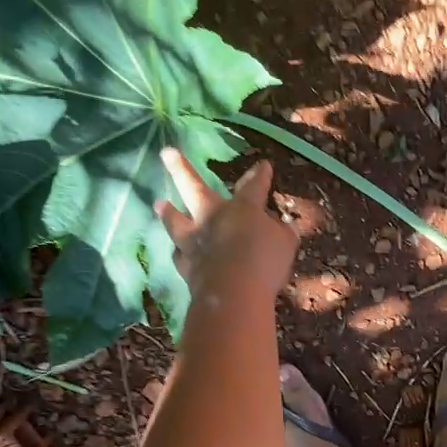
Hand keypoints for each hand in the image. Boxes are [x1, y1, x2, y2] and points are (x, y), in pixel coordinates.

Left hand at [155, 148, 297, 302]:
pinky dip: (179, 253)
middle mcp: (213, 217)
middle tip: (166, 153)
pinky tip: (177, 252)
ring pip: (176, 221)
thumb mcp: (285, 246)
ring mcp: (195, 241)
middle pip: (194, 188)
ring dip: (168, 212)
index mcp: (242, 208)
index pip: (253, 186)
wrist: (232, 293)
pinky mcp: (186, 266)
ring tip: (159, 203)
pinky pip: (179, 256)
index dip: (260, 175)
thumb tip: (286, 226)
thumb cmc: (264, 262)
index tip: (263, 164)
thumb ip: (283, 234)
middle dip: (181, 169)